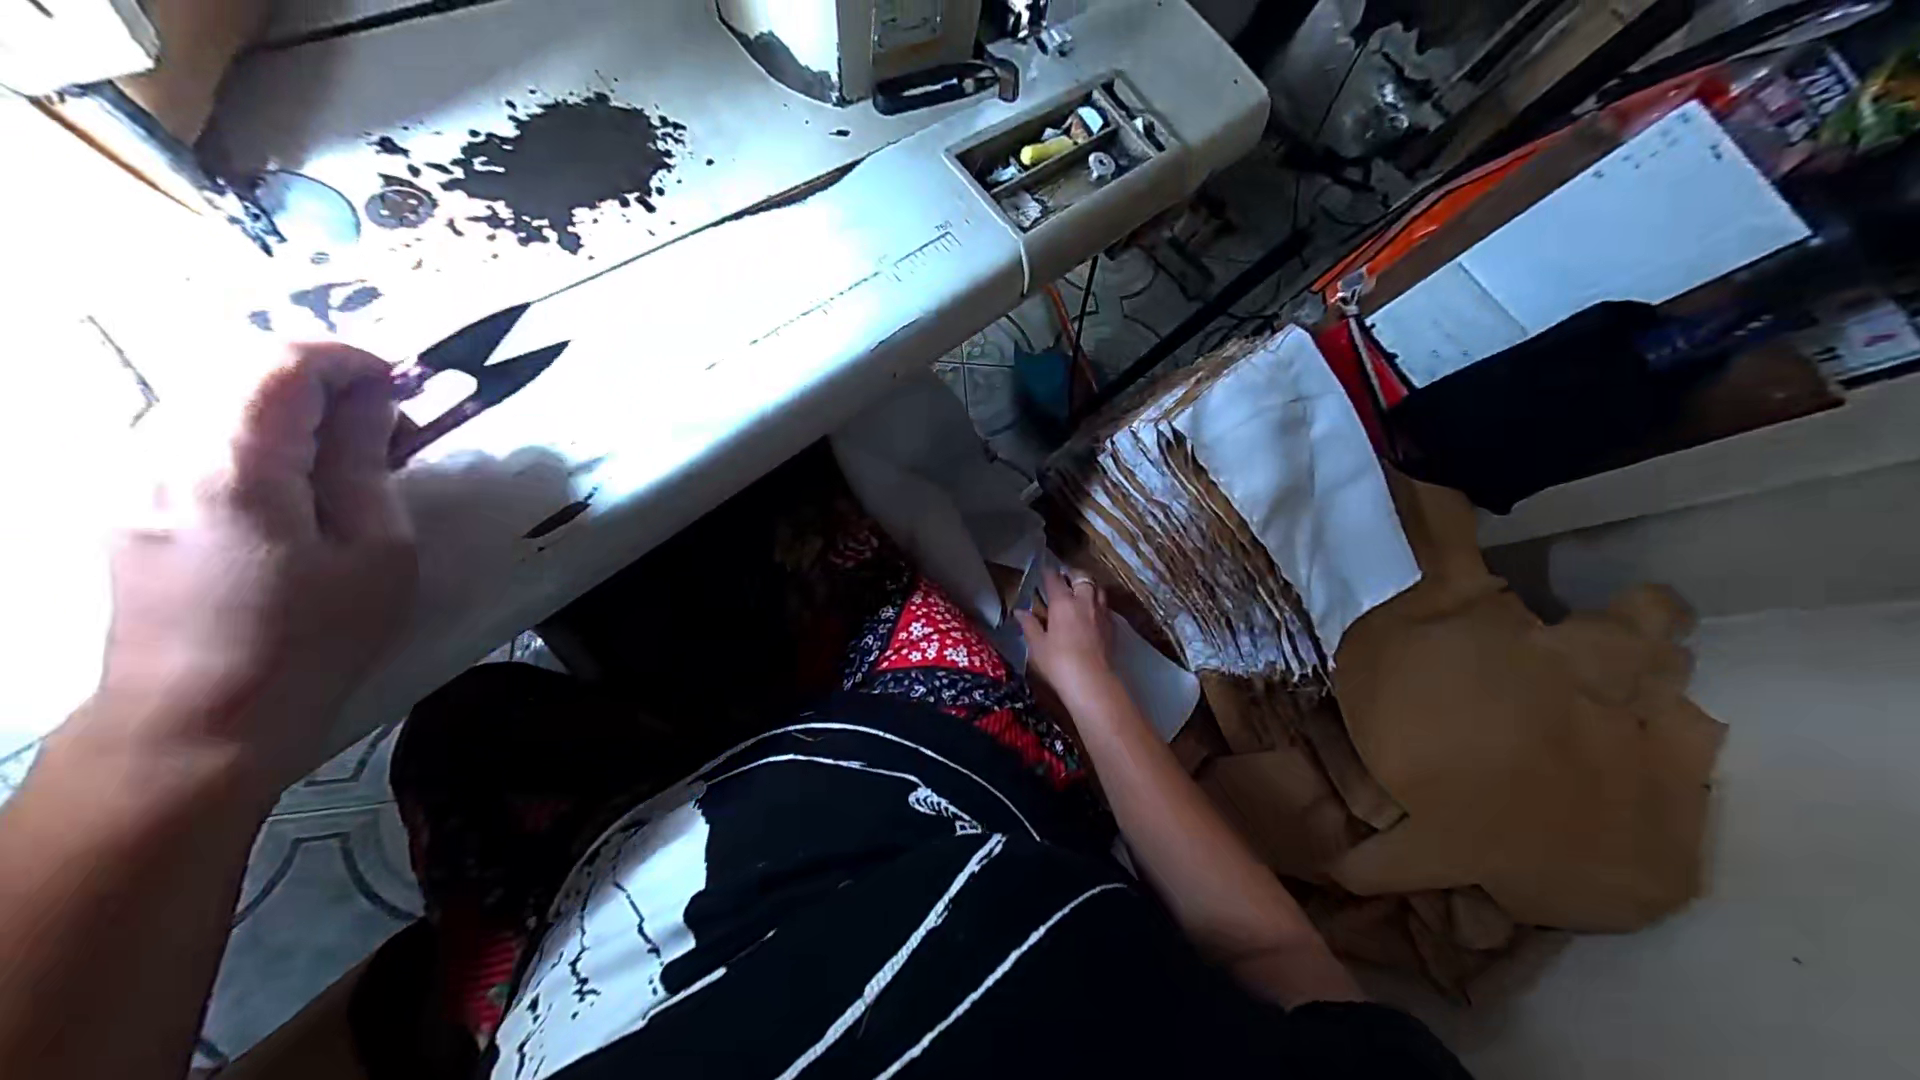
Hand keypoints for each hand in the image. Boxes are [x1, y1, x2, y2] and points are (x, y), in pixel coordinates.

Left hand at [75, 344, 416, 798]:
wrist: (203, 718)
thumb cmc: (313, 638)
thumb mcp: (376, 552)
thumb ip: (369, 463)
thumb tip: (376, 400)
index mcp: (232, 466)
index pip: (283, 362)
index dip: (354, 360)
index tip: (407, 389)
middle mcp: (160, 453)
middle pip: (243, 369)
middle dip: (328, 382)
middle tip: (391, 428)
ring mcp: (132, 476)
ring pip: (219, 399)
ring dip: (296, 410)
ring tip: (354, 458)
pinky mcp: (130, 501)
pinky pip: (198, 436)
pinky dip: (262, 435)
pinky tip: (302, 482)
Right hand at [1014, 568, 1114, 702]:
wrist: (1092, 681)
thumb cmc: (1058, 662)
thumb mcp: (1037, 645)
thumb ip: (1029, 625)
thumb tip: (1019, 611)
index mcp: (1062, 602)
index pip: (1055, 579)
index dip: (1048, 572)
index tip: (1044, 570)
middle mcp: (1084, 601)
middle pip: (1081, 577)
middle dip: (1072, 574)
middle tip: (1065, 578)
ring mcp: (1101, 613)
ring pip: (1098, 589)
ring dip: (1088, 586)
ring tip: (1081, 591)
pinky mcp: (1112, 627)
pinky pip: (1106, 607)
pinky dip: (1098, 603)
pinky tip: (1093, 613)